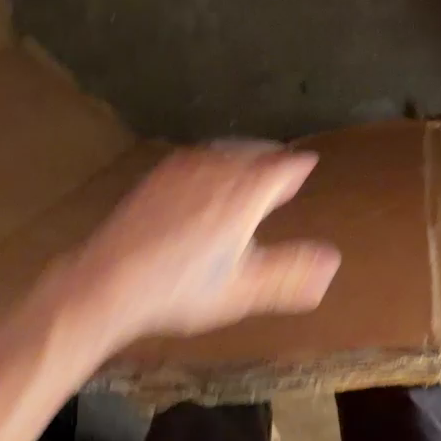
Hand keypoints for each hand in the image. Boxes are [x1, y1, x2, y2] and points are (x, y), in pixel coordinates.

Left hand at [43, 143, 341, 348]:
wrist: (107, 281)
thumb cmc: (181, 289)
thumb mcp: (245, 289)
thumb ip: (292, 274)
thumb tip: (332, 261)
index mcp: (246, 189)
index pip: (286, 164)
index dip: (300, 167)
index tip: (307, 166)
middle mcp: (217, 166)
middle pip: (257, 151)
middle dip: (273, 161)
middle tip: (284, 172)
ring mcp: (183, 167)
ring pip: (226, 152)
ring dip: (244, 161)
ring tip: (250, 177)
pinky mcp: (156, 175)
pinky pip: (198, 159)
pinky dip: (215, 166)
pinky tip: (207, 188)